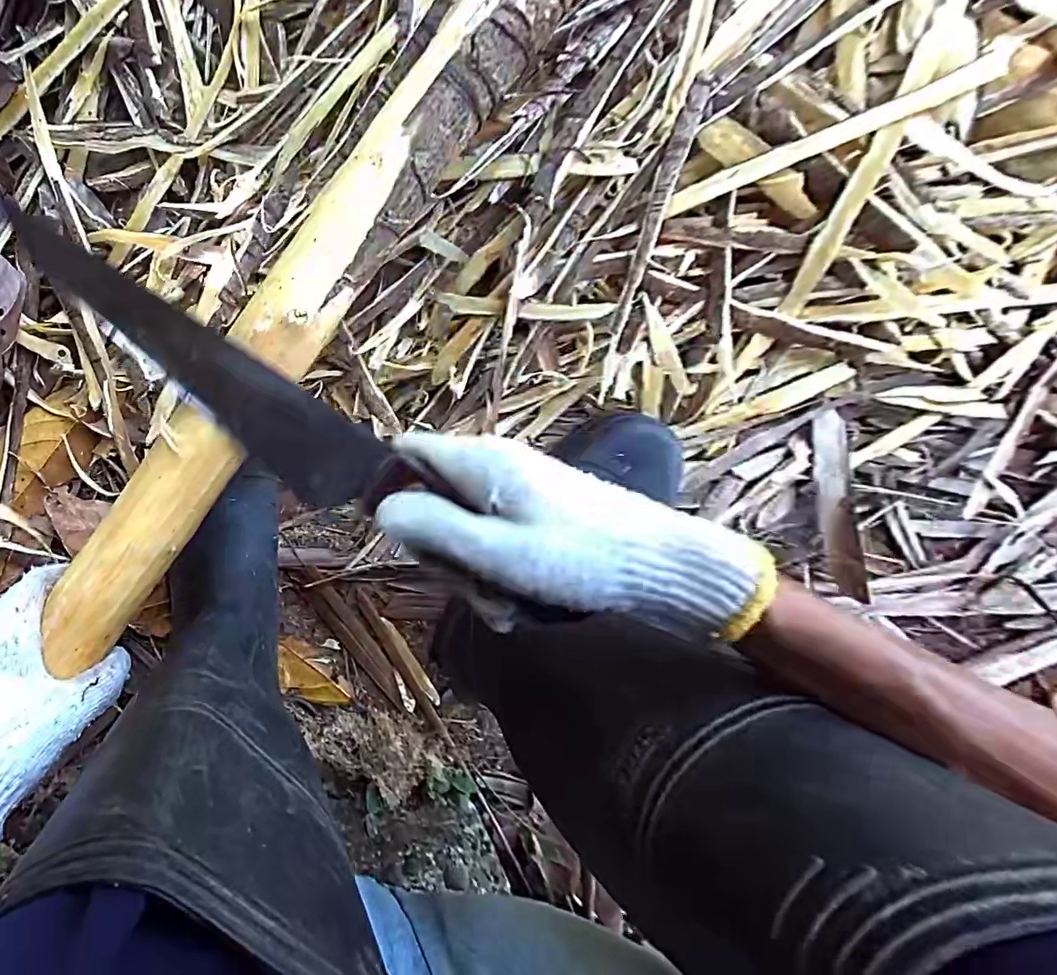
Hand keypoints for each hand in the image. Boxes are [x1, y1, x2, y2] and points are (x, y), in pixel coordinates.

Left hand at [0, 564, 129, 889]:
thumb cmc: (12, 746)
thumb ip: (105, 677)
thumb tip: (119, 658)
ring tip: (48, 669)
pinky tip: (17, 703)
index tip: (82, 583)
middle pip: (16, 608)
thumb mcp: (73, 710)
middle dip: (47, 614)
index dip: (63, 576)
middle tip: (74, 631)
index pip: (36, 580)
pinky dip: (2, 671)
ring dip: (23, 643)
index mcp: (4, 629)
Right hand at [374, 433, 775, 641]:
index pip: (404, 451)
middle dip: (437, 546)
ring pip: (459, 524)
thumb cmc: (583, 558)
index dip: (385, 484)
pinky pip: (492, 536)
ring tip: (502, 605)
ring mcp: (517, 488)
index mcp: (478, 461)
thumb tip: (379, 512)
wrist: (677, 572)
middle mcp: (493, 465)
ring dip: (468, 568)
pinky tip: (518, 604)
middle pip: (428, 496)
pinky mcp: (537, 511)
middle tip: (465, 583)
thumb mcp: (496, 551)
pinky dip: (495, 570)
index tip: (387, 529)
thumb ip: (430, 527)